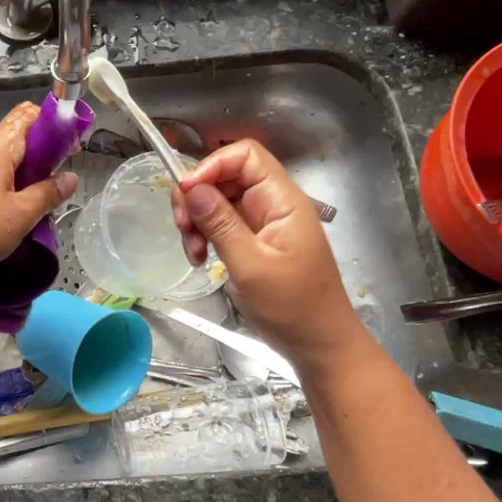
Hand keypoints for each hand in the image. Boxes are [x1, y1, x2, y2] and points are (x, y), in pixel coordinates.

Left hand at [0, 102, 78, 274]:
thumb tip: (70, 178)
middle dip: (41, 149)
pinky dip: (4, 178)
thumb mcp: (21, 215)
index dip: (53, 123)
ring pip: (1, 154)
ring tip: (37, 194)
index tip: (71, 146)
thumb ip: (48, 193)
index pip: (27, 114)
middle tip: (57, 176)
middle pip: (15, 133)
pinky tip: (9, 205)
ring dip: (23, 167)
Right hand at [172, 140, 368, 374]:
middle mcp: (273, 205)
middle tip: (182, 228)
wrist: (319, 344)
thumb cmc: (292, 308)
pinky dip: (204, 236)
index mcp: (282, 202)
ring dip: (197, 219)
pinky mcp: (255, 241)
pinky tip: (199, 258)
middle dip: (197, 197)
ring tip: (191, 251)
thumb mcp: (250, 266)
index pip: (245, 156)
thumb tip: (191, 188)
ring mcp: (264, 223)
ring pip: (219, 200)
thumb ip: (220, 223)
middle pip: (226, 176)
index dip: (211, 166)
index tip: (186, 193)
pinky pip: (222, 224)